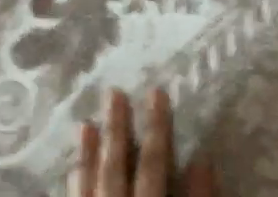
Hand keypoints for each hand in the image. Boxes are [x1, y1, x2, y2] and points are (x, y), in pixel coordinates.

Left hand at [75, 89, 217, 196]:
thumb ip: (198, 196)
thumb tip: (203, 158)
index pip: (152, 161)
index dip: (156, 126)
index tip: (157, 91)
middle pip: (114, 167)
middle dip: (115, 129)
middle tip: (113, 93)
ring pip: (88, 183)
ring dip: (88, 153)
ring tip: (86, 123)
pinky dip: (76, 181)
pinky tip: (74, 167)